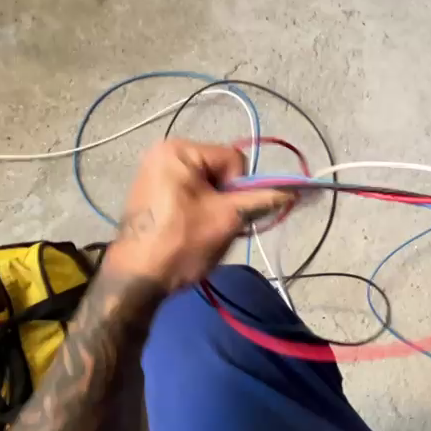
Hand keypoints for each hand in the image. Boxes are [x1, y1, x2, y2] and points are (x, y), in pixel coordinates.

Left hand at [103, 139, 293, 291]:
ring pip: (207, 183)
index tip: (226, 214)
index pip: (234, 159)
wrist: (136, 280)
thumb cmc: (182, 242)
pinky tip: (188, 229)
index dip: (240, 188)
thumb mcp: (228, 219)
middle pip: (220, 170)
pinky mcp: (149, 192)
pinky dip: (196, 208)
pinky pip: (188, 191)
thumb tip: (295, 190)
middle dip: (226, 197)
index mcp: (179, 150)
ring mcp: (153, 171)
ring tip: (200, 230)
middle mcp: (163, 152)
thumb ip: (262, 199)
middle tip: (215, 225)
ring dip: (213, 205)